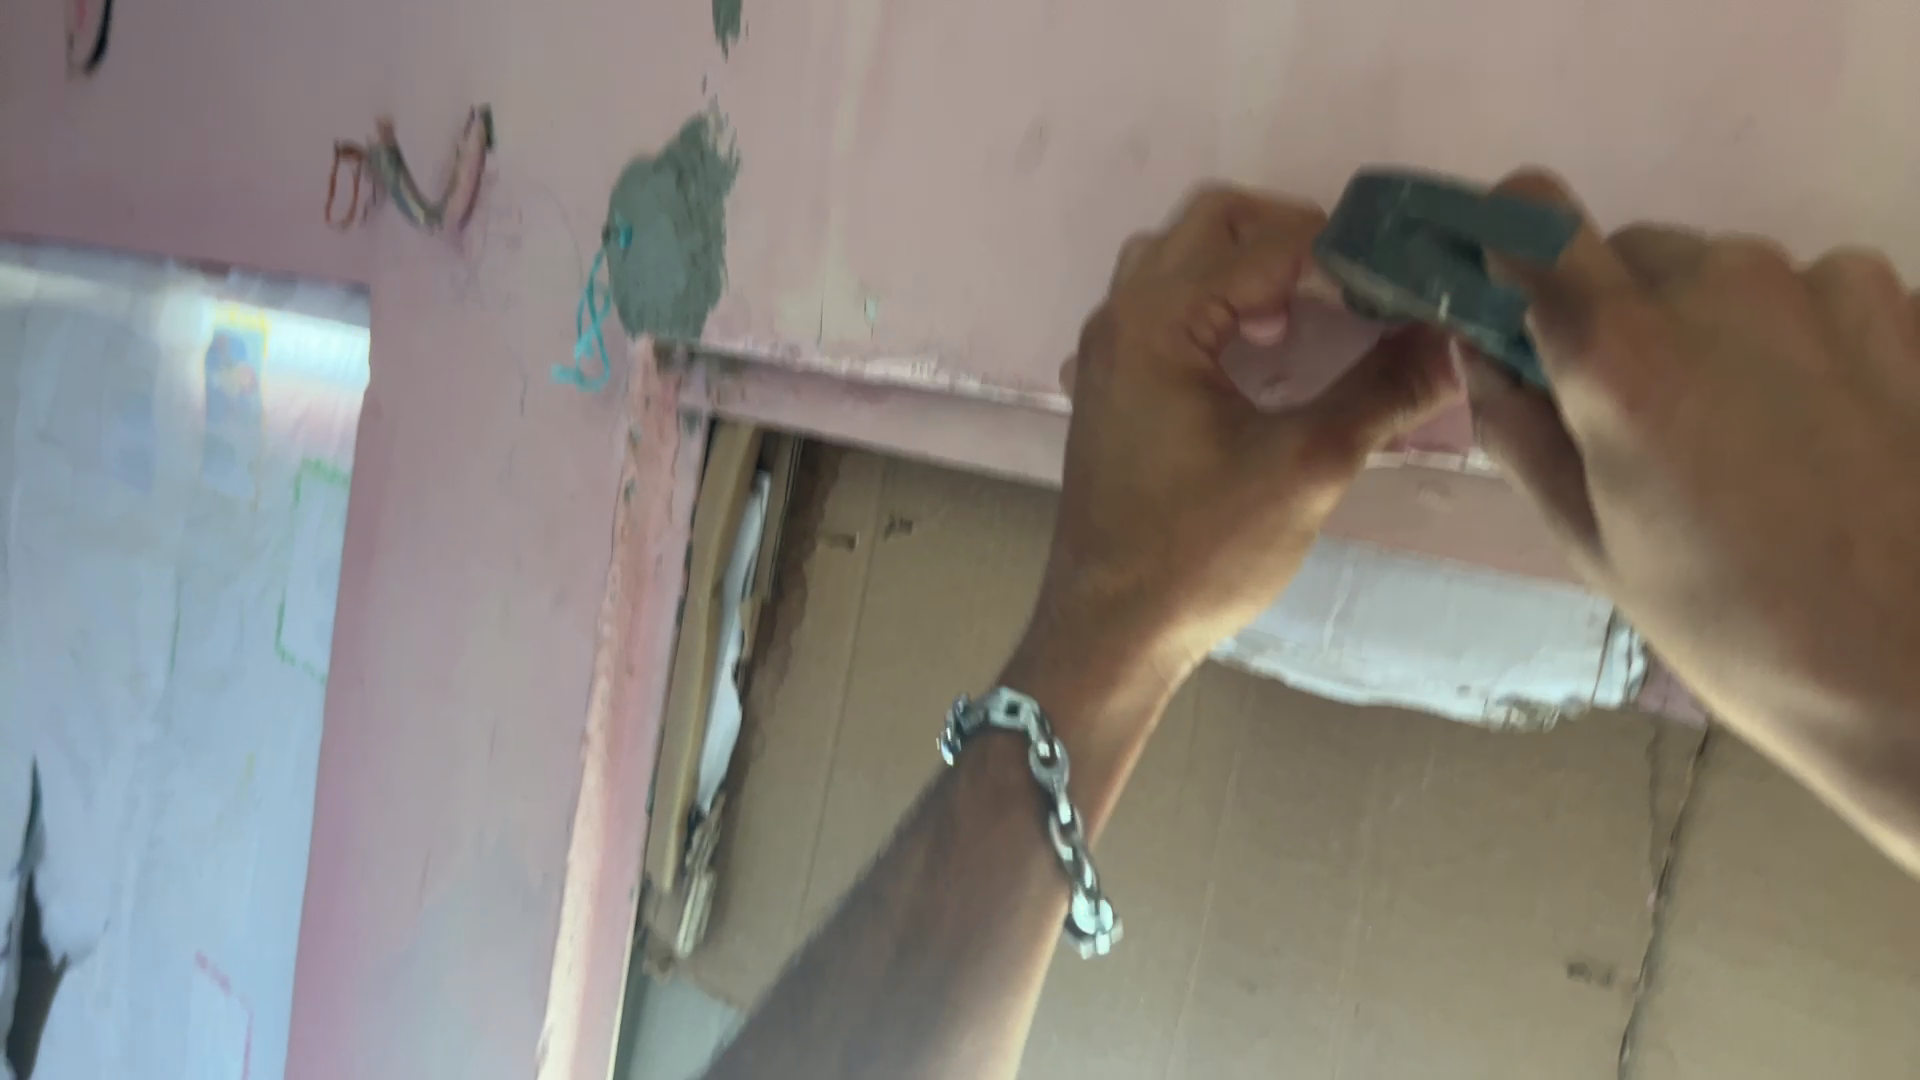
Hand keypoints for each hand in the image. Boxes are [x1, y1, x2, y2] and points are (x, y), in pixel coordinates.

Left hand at [1027, 188, 1458, 686]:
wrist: (1111, 625)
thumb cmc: (1200, 551)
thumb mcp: (1305, 466)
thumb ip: (1383, 389)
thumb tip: (1453, 336)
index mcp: (1158, 321)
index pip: (1267, 240)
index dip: (1348, 250)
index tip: (1407, 281)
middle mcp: (1117, 321)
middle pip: (1207, 225)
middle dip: (1287, 237)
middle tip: (1350, 287)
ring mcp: (1101, 357)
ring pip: (1170, 264)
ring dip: (1238, 270)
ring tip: (1294, 323)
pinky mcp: (1101, 394)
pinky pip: (1149, 316)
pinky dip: (1199, 311)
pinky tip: (1239, 362)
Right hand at [1464, 170, 1919, 859]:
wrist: (1915, 666)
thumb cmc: (1714, 611)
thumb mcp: (1576, 530)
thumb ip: (1511, 424)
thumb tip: (1475, 347)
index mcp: (1622, 361)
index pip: (1536, 226)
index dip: (1493, 234)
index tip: (1475, 278)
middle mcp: (1721, 293)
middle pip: (1613, 253)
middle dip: (1587, 308)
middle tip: (1596, 398)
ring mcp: (1824, 290)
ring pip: (1700, 269)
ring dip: (1674, 319)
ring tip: (1704, 420)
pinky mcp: (1897, 305)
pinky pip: (1789, 285)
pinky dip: (1760, 326)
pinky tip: (1786, 410)